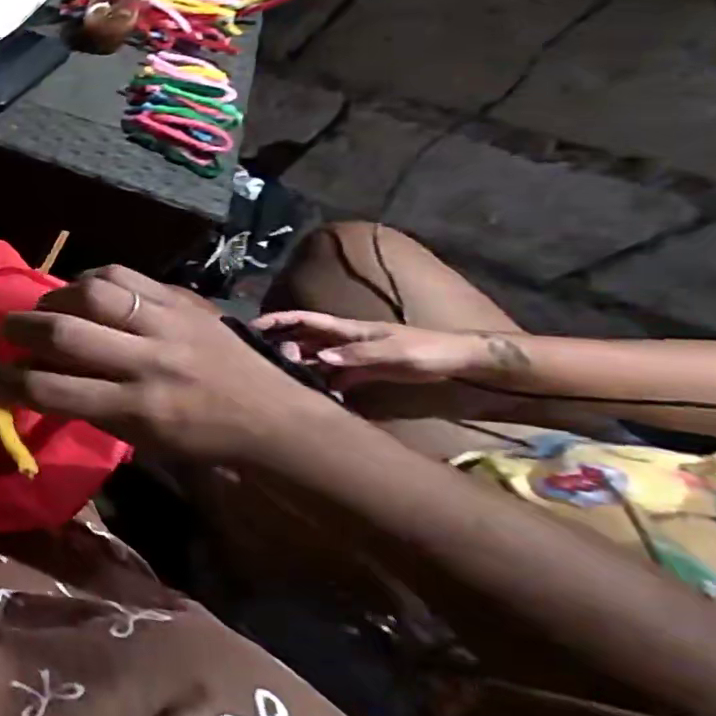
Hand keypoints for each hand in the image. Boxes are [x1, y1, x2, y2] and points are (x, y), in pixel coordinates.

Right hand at [0, 266, 342, 463]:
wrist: (277, 419)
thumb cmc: (199, 440)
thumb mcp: (138, 437)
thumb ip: (82, 404)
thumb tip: (29, 373)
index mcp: (137, 410)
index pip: (49, 389)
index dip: (0, 378)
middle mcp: (148, 364)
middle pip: (62, 334)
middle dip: (19, 328)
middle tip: (8, 329)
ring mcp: (168, 325)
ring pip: (90, 293)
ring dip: (56, 299)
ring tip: (51, 308)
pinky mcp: (182, 299)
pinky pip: (121, 274)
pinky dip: (90, 280)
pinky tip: (86, 291)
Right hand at [251, 311, 504, 391]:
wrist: (462, 362)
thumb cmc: (428, 350)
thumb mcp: (395, 352)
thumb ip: (357, 355)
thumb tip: (322, 358)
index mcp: (346, 329)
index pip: (304, 319)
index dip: (278, 320)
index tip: (253, 327)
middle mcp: (342, 340)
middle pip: (303, 338)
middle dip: (282, 345)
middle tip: (270, 361)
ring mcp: (351, 356)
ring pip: (314, 358)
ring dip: (299, 366)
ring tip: (284, 379)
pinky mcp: (362, 372)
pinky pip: (333, 376)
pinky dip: (322, 384)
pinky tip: (318, 396)